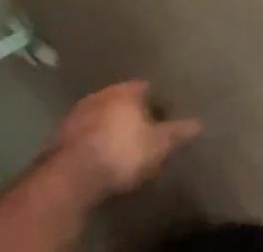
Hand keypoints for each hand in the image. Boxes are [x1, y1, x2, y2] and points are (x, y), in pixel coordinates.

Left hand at [52, 80, 201, 198]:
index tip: (164, 114)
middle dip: (132, 112)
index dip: (157, 101)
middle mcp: (101, 93)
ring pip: (102, 114)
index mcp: (126, 91)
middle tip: (144, 130)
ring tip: (122, 145)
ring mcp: (79, 112)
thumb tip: (199, 123)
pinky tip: (100, 155)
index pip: (146, 87)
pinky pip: (86, 132)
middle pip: (122, 99)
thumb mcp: (158, 146)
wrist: (72, 174)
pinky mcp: (63, 134)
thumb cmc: (122, 152)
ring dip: (110, 126)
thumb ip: (178, 133)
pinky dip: (94, 140)